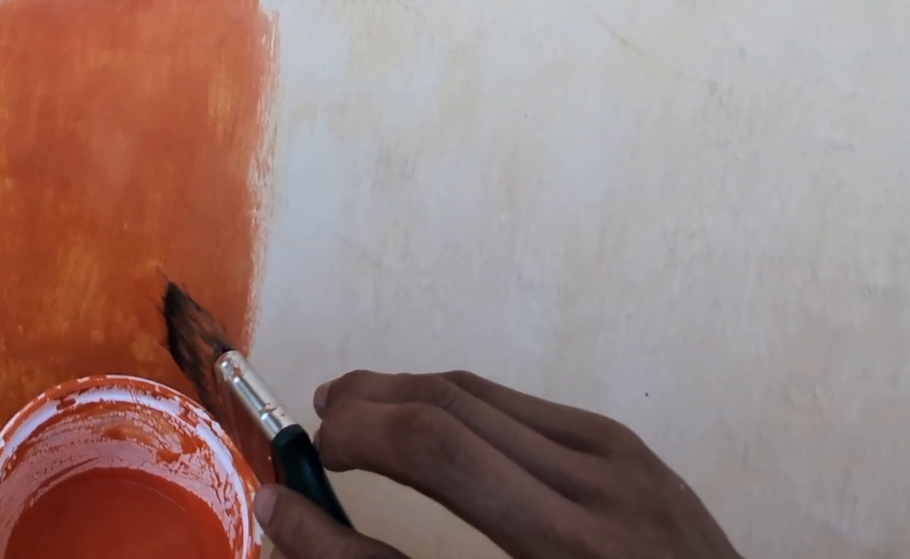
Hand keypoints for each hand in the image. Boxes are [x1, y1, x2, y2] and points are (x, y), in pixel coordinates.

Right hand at [258, 371, 742, 558]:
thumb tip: (285, 511)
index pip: (428, 482)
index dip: (341, 480)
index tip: (289, 487)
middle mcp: (602, 518)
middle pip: (441, 422)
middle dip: (358, 414)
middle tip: (318, 430)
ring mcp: (620, 466)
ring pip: (465, 392)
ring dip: (390, 392)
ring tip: (348, 407)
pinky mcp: (624, 442)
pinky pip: (503, 398)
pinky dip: (440, 399)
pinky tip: (419, 417)